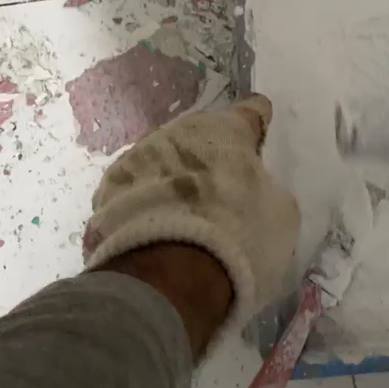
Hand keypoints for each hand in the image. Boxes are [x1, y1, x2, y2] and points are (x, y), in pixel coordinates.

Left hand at [84, 95, 299, 343]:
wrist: (168, 276)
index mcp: (228, 128)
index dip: (257, 124)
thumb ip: (267, 189)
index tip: (258, 135)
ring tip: (182, 213)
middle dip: (212, 155)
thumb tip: (253, 189)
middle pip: (202, 135)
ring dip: (176, 177)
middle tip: (221, 187)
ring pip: (165, 158)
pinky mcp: (110, 186)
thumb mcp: (278, 215)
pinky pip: (137, 187)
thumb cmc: (238, 237)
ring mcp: (140, 155)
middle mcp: (181, 129)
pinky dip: (147, 200)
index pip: (250, 112)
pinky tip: (153, 227)